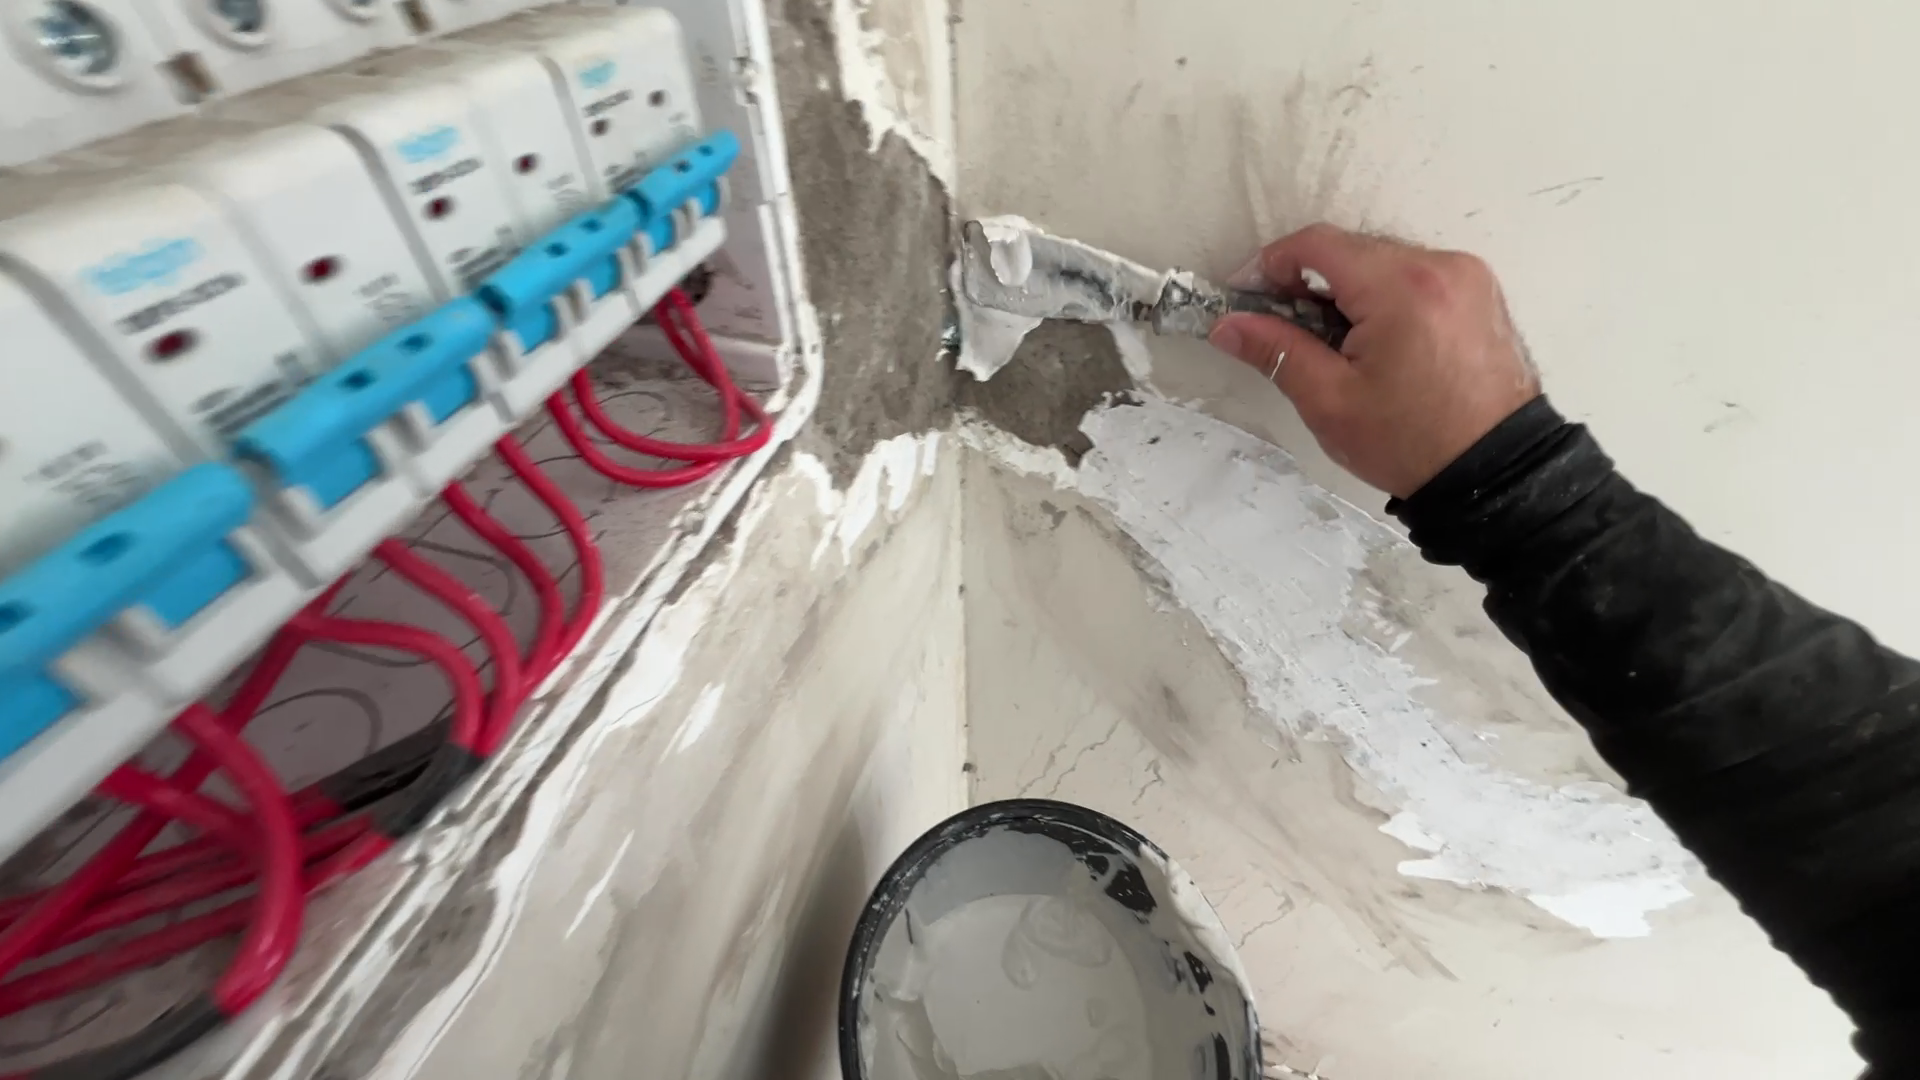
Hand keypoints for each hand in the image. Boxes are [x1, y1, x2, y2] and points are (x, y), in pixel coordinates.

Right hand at [1207, 224, 1539, 498]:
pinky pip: (1411, 276)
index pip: (1318, 245)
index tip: (1242, 295)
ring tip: (1320, 341)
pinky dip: (1375, 297)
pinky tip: (1362, 339)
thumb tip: (1227, 324)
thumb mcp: (1327, 400)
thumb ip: (1275, 351)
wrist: (1493, 469)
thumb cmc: (1407, 441)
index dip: (1269, 263)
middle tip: (1274, 326)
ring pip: (1379, 262)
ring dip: (1339, 291)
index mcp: (1401, 287)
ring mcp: (1466, 276)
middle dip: (1302, 281)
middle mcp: (1440, 265)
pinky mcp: (1477, 292)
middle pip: (1349, 249)